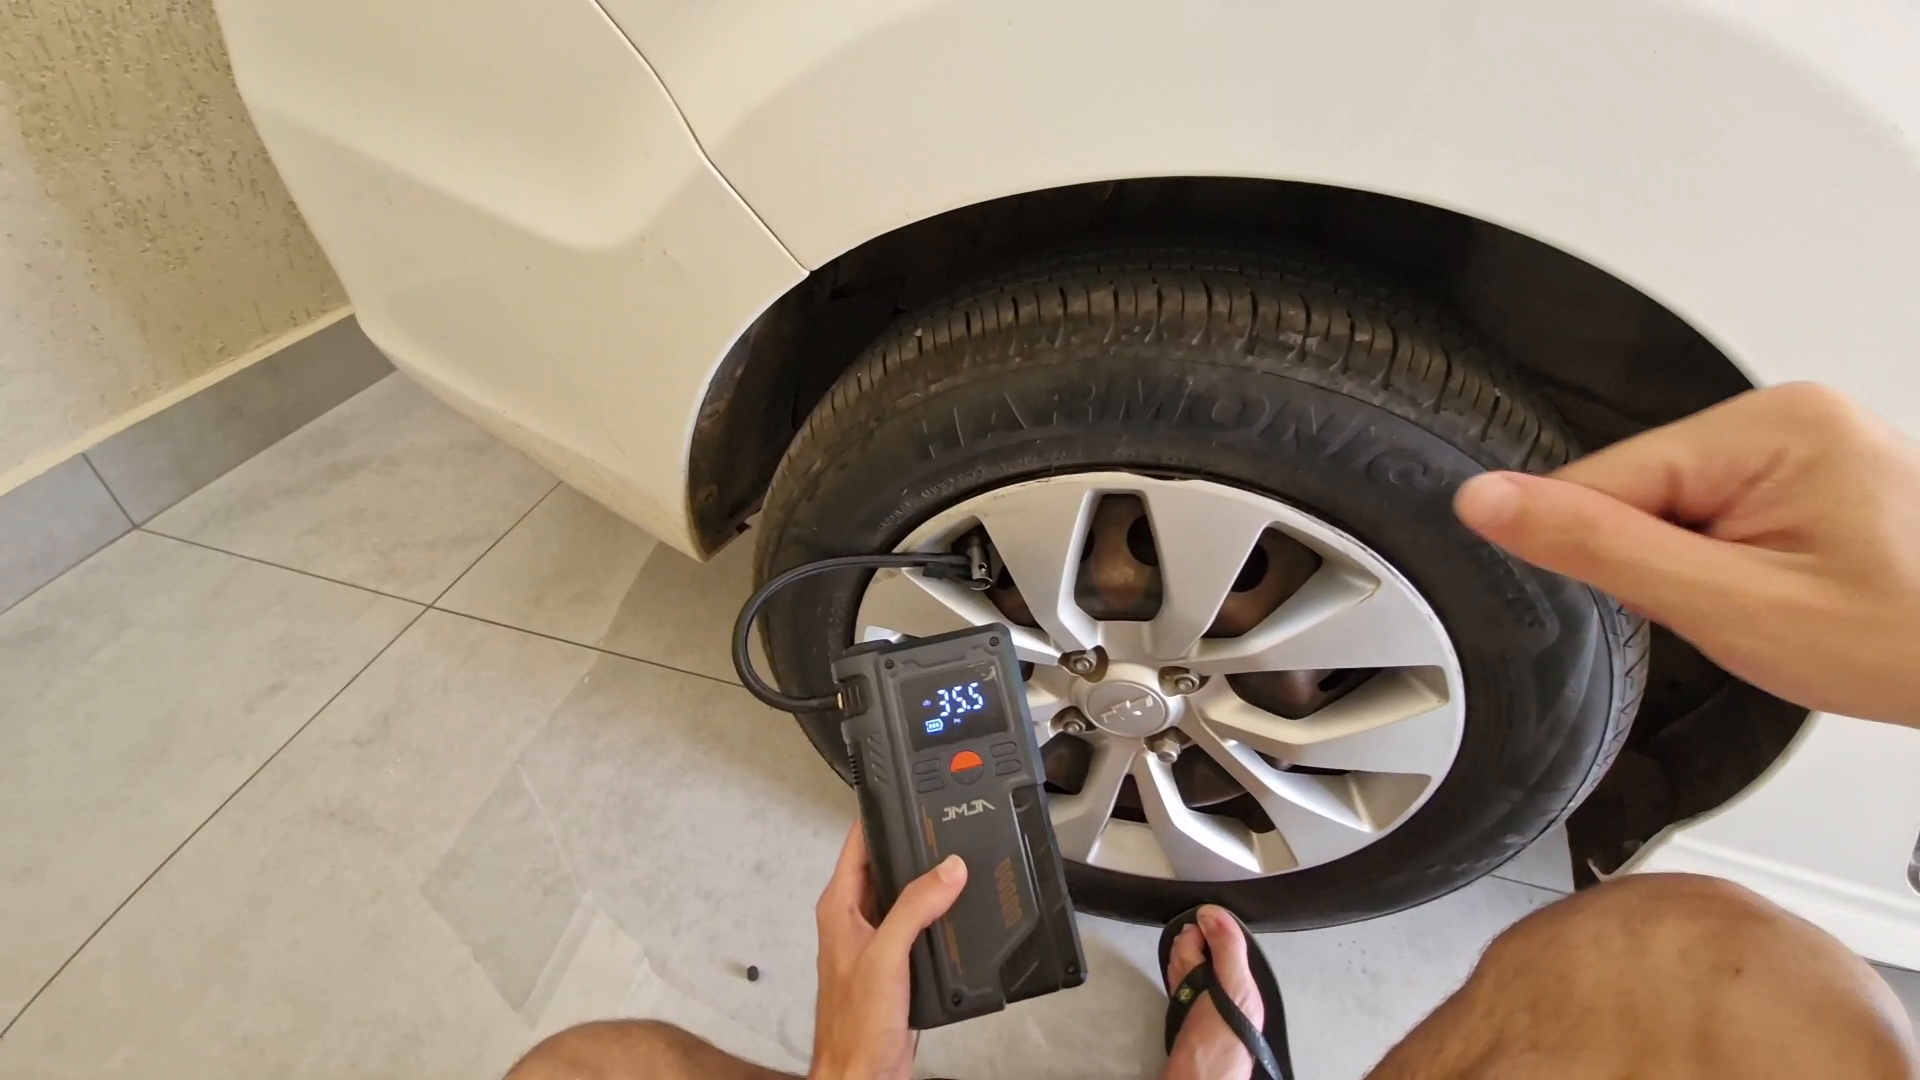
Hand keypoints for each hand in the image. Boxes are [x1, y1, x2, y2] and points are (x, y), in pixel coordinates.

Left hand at [809, 822, 966, 1079]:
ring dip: (926, 879)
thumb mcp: (887, 954)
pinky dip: (936, 909)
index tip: (901, 794)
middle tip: (940, 823)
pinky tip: (955, 906)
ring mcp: (875, 938)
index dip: (878, 816)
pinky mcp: (895, 960)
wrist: (864, 1075)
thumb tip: (948, 868)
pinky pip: (917, 921)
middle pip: (884, 864)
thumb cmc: (855, 1024)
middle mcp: (855, 917)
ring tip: (954, 858)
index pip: (857, 842)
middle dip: (911, 845)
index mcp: (839, 905)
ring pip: (904, 892)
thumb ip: (915, 906)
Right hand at [1454, 382, 1919, 726]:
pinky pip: (1691, 508)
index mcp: (1763, 428)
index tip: (1674, 595)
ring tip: (1758, 595)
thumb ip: (1593, 545)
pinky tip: (1763, 578)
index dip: (1604, 553)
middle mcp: (1776, 414)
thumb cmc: (1909, 641)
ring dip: (1677, 561)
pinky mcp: (1791, 463)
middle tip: (1728, 603)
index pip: (1589, 483)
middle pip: (1621, 491)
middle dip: (1649, 560)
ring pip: (1650, 505)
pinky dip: (1707, 555)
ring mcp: (1788, 437)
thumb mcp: (1729, 605)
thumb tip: (1482, 499)